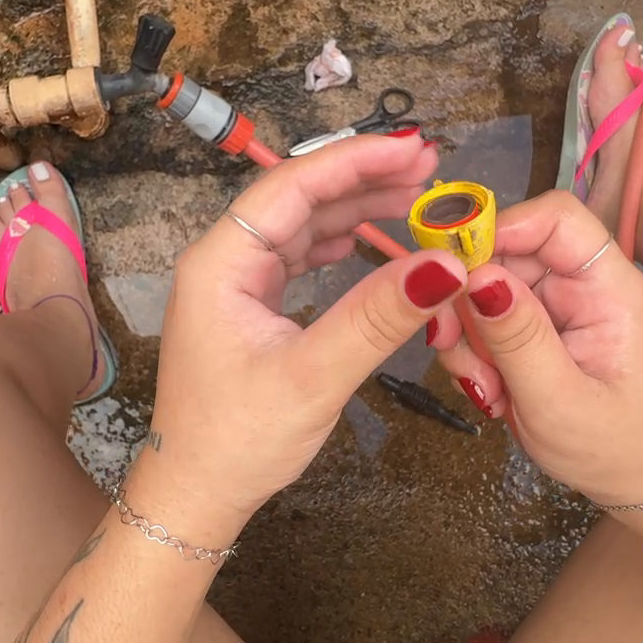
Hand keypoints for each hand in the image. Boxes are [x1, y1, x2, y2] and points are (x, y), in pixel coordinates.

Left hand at [132, 134, 468, 543]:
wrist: (197, 492)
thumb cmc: (239, 440)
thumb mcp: (313, 377)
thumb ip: (377, 318)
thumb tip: (445, 265)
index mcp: (219, 264)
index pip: (291, 187)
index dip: (354, 161)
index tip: (413, 149)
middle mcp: (223, 261)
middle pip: (298, 198)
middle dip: (362, 178)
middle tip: (429, 167)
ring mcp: (236, 283)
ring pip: (301, 226)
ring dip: (354, 209)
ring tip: (413, 198)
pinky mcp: (250, 305)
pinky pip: (298, 257)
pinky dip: (338, 244)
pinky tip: (368, 239)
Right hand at [429, 190, 642, 504]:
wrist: (619, 476)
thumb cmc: (607, 444)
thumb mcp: (559, 400)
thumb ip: (518, 339)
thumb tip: (475, 277)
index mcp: (605, 286)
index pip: (556, 219)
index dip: (502, 227)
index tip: (456, 271)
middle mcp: (572, 283)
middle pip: (501, 251)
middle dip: (466, 297)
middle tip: (448, 346)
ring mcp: (544, 303)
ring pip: (477, 286)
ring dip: (463, 334)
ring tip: (483, 386)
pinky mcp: (520, 325)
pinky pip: (473, 316)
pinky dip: (466, 350)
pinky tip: (486, 389)